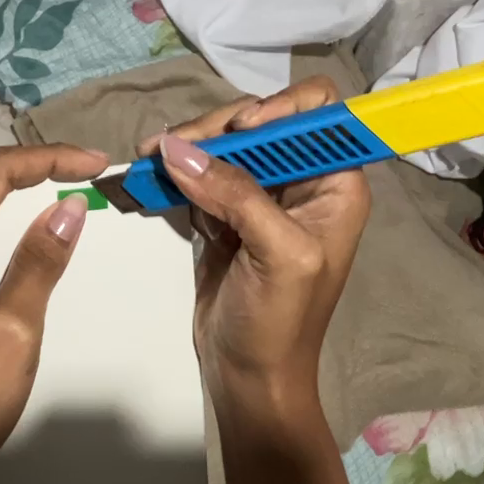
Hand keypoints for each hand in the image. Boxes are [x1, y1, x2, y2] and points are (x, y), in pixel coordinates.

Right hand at [139, 77, 370, 408]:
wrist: (248, 376)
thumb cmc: (281, 322)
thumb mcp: (278, 256)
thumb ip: (236, 195)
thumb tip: (176, 148)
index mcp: (335, 184)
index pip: (318, 113)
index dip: (280, 107)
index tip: (239, 131)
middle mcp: (302, 179)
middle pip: (260, 121)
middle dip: (217, 128)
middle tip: (170, 146)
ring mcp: (260, 193)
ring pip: (225, 143)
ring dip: (188, 146)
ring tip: (149, 158)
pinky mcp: (225, 209)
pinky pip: (200, 171)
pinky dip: (176, 170)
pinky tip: (151, 177)